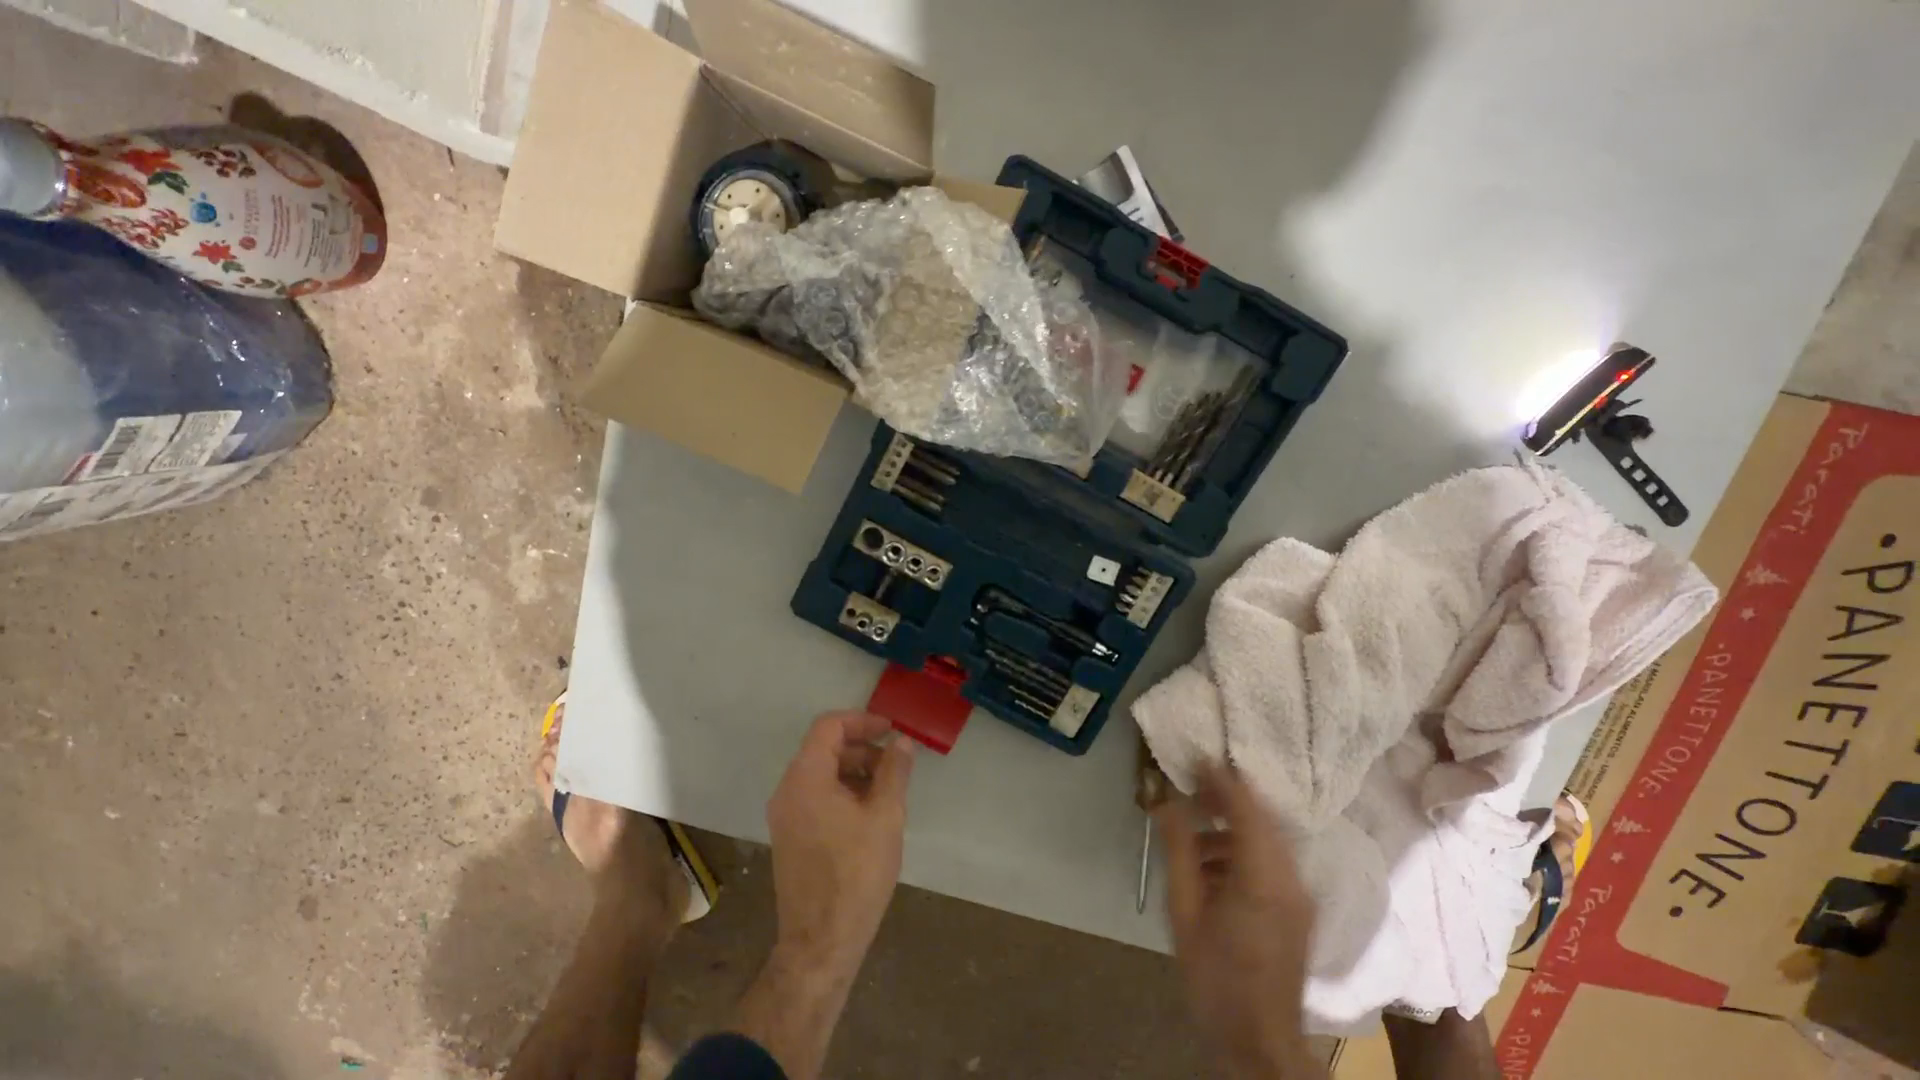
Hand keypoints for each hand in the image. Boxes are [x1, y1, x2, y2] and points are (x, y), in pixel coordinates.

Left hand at [766, 710, 915, 979]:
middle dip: (862, 749)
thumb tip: (902, 742)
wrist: (822, 940)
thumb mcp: (885, 817)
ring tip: (889, 793)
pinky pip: (815, 798)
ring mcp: (785, 816)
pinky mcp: (790, 837)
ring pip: (821, 775)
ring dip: (855, 772)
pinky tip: (871, 816)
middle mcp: (787, 791)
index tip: (892, 731)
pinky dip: (843, 794)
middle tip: (897, 765)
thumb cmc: (856, 874)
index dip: (862, 721)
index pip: (828, 727)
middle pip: (823, 749)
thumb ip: (894, 772)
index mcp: (805, 778)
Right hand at [1157, 764, 1320, 1079]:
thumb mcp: (1184, 913)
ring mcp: (1302, 894)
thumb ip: (1179, 852)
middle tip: (1191, 785)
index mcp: (1263, 876)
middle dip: (1228, 798)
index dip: (1222, 779)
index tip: (1197, 757)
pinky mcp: (1300, 909)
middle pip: (1263, 819)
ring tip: (1194, 827)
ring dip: (1234, 826)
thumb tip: (1167, 804)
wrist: (1260, 1039)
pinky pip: (1274, 862)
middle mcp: (1292, 877)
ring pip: (1269, 840)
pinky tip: (1214, 863)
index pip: (1247, 809)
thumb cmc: (1215, 977)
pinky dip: (1245, 850)